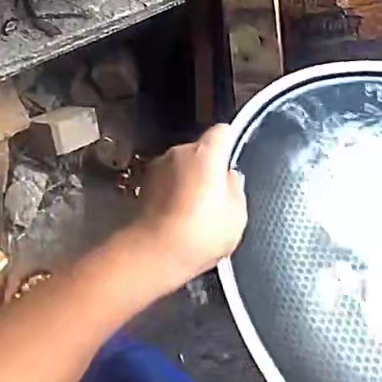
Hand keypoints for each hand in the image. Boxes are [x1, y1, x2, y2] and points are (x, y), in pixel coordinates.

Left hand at [116, 124, 247, 292]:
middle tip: (219, 195)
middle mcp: (178, 152)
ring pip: (183, 164)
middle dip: (210, 165)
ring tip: (198, 208)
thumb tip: (229, 174)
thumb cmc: (203, 231)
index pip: (222, 131)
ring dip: (190, 177)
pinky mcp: (145, 180)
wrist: (157, 250)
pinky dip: (175, 187)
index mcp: (205, 153)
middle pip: (200, 149)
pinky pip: (168, 177)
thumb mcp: (237, 213)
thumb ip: (235, 186)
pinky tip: (179, 211)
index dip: (231, 141)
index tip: (235, 158)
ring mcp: (158, 164)